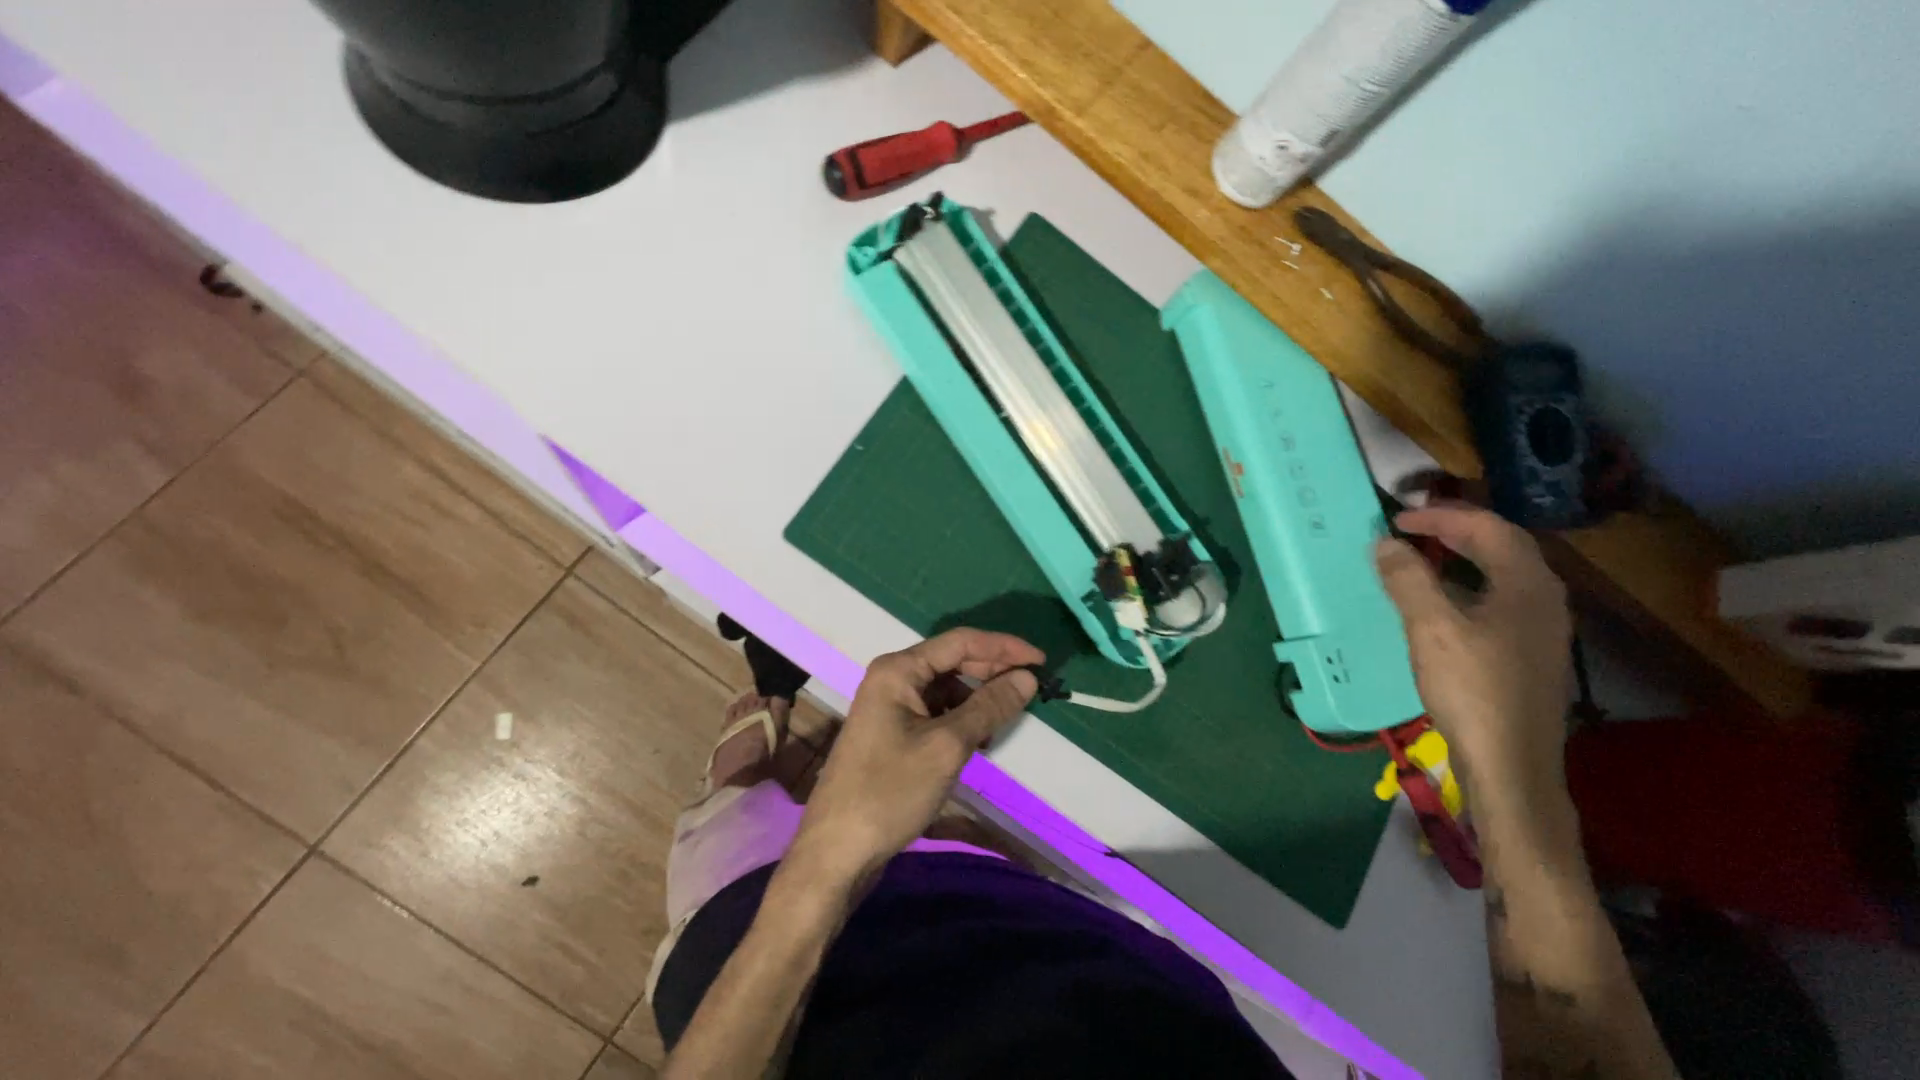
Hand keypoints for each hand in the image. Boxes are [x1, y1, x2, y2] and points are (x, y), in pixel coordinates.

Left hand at [790, 628, 1041, 881]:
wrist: (838, 849)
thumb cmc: (890, 791)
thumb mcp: (947, 746)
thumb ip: (989, 707)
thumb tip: (1027, 678)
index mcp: (898, 670)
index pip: (961, 642)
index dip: (1004, 647)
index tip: (1043, 662)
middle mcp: (892, 679)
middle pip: (953, 661)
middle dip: (993, 672)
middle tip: (1033, 689)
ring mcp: (890, 707)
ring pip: (947, 689)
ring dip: (978, 699)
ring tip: (1007, 719)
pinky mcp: (893, 734)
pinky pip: (937, 713)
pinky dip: (962, 720)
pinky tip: (981, 740)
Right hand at [1375, 505, 1573, 806]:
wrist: (1512, 766)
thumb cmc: (1473, 691)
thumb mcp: (1431, 630)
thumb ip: (1408, 580)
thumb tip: (1386, 543)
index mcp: (1527, 584)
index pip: (1488, 528)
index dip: (1441, 516)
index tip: (1397, 519)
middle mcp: (1545, 599)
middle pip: (1504, 546)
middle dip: (1457, 531)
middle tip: (1413, 529)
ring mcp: (1544, 629)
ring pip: (1505, 575)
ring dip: (1465, 558)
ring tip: (1425, 559)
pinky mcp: (1533, 655)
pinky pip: (1502, 601)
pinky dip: (1470, 587)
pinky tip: (1446, 606)